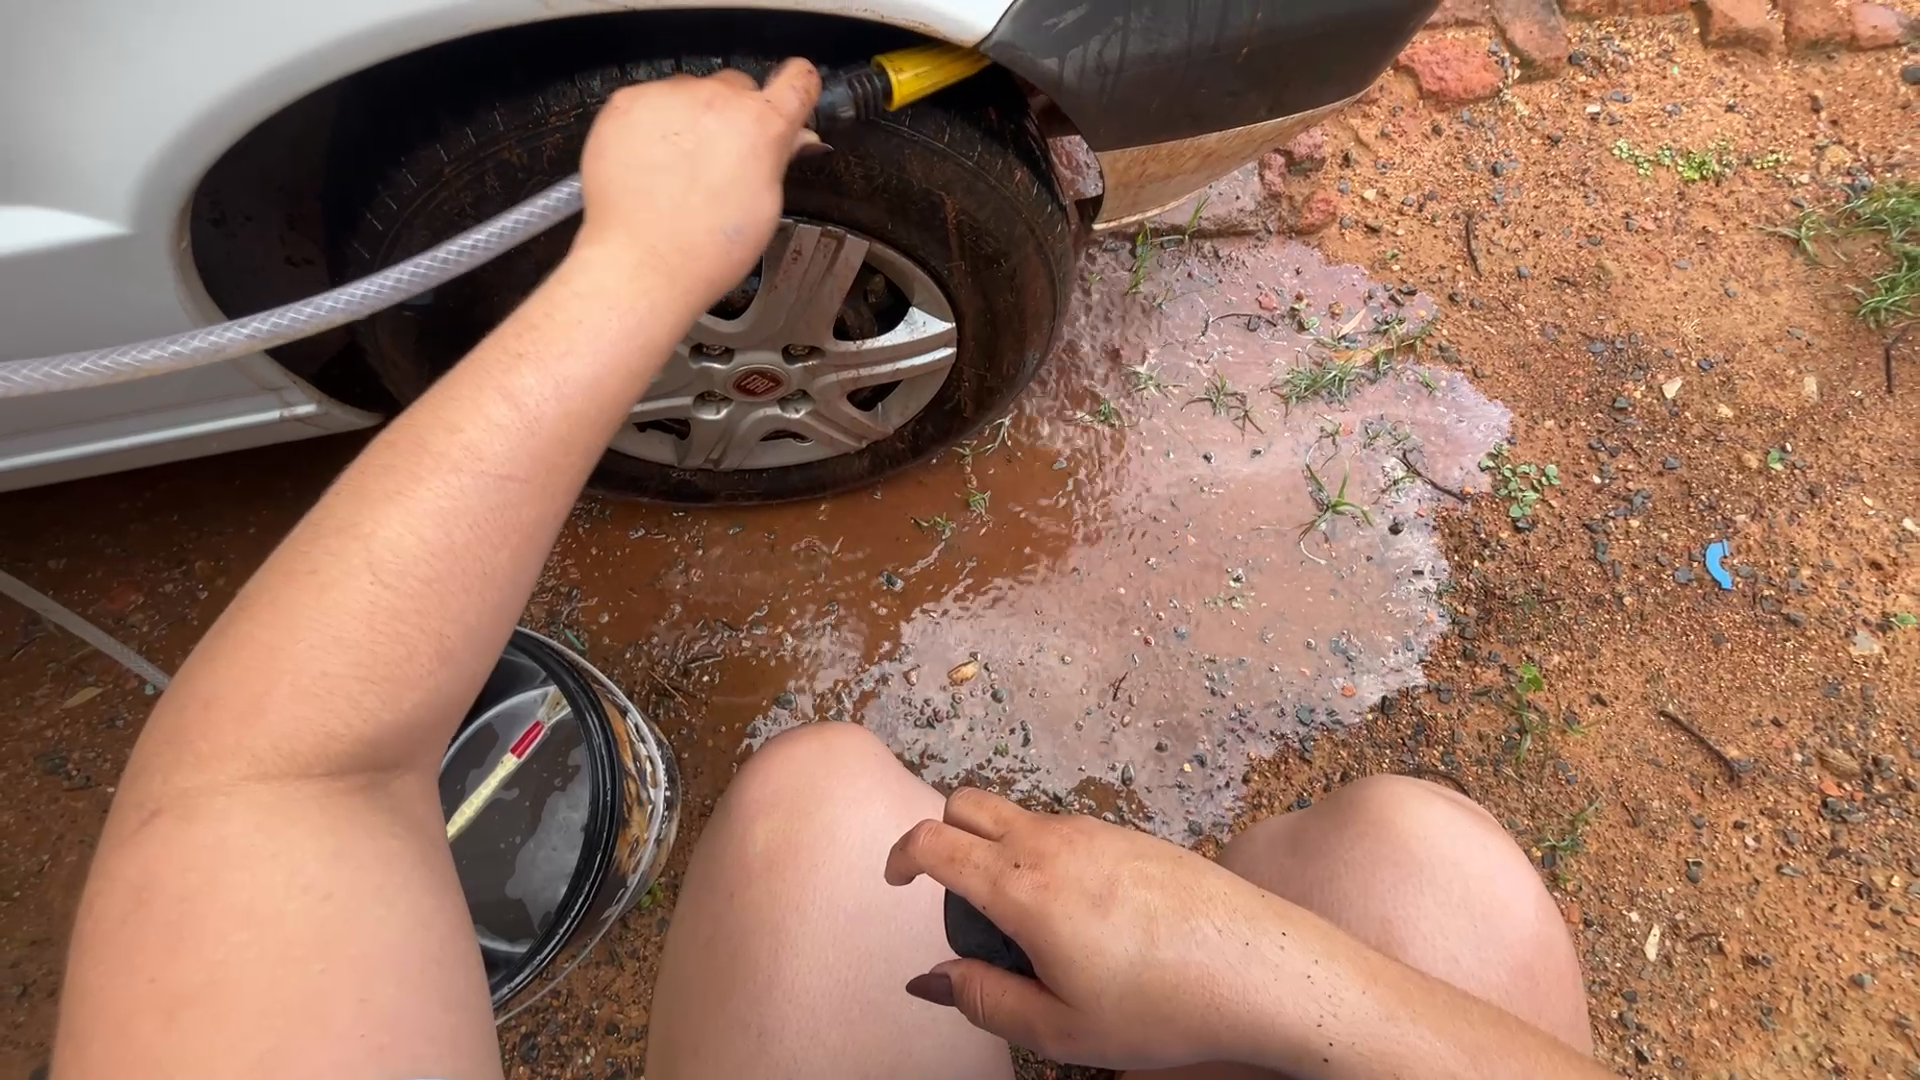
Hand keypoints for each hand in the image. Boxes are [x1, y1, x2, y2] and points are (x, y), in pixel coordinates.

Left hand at [572, 61, 821, 320]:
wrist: (643, 263)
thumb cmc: (707, 250)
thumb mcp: (764, 209)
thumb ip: (777, 160)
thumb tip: (792, 138)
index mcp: (760, 126)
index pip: (796, 82)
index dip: (797, 89)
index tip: (791, 96)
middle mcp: (715, 100)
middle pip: (736, 88)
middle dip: (736, 117)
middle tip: (725, 163)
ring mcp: (667, 97)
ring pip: (691, 94)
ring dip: (693, 121)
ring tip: (681, 173)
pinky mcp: (627, 102)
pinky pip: (650, 102)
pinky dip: (655, 127)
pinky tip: (654, 167)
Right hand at [886, 789, 1294, 1069]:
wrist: (1258, 962)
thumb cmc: (1160, 1004)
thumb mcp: (1059, 1028)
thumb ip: (983, 997)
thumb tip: (933, 978)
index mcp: (1020, 884)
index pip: (934, 839)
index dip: (900, 854)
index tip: (896, 879)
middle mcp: (1047, 839)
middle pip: (966, 803)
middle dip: (943, 836)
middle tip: (964, 904)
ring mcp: (1087, 827)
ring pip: (1013, 815)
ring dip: (995, 849)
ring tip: (1034, 926)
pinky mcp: (1119, 829)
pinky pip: (1056, 826)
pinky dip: (1039, 853)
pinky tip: (1081, 914)